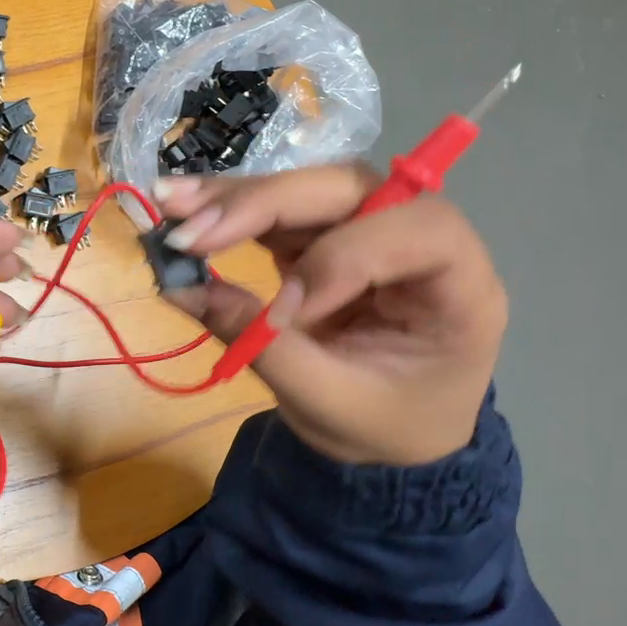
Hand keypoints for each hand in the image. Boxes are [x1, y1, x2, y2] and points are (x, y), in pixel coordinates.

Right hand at [154, 166, 506, 467]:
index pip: (415, 229)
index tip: (289, 310)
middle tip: (190, 231)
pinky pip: (273, 211)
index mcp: (458, 286)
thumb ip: (261, 343)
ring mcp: (364, 233)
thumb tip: (181, 289)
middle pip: (347, 190)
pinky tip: (178, 206)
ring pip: (303, 189)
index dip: (345, 256)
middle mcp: (417, 240)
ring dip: (233, 197)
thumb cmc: (381, 426)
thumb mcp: (326, 399)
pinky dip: (225, 208)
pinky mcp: (320, 239)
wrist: (388, 435)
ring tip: (168, 203)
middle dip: (265, 205)